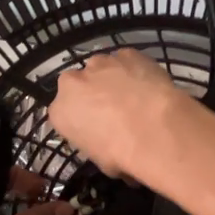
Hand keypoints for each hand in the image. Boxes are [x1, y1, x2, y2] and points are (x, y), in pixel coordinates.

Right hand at [48, 49, 188, 179]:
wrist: (154, 129)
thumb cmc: (121, 153)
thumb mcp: (102, 162)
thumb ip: (98, 146)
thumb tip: (114, 151)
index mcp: (60, 111)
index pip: (65, 114)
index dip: (83, 122)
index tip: (98, 131)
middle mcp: (73, 82)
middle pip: (80, 86)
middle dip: (94, 96)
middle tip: (116, 114)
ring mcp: (101, 63)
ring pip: (103, 69)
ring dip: (114, 80)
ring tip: (136, 99)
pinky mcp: (128, 53)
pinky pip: (128, 61)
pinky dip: (136, 70)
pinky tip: (149, 85)